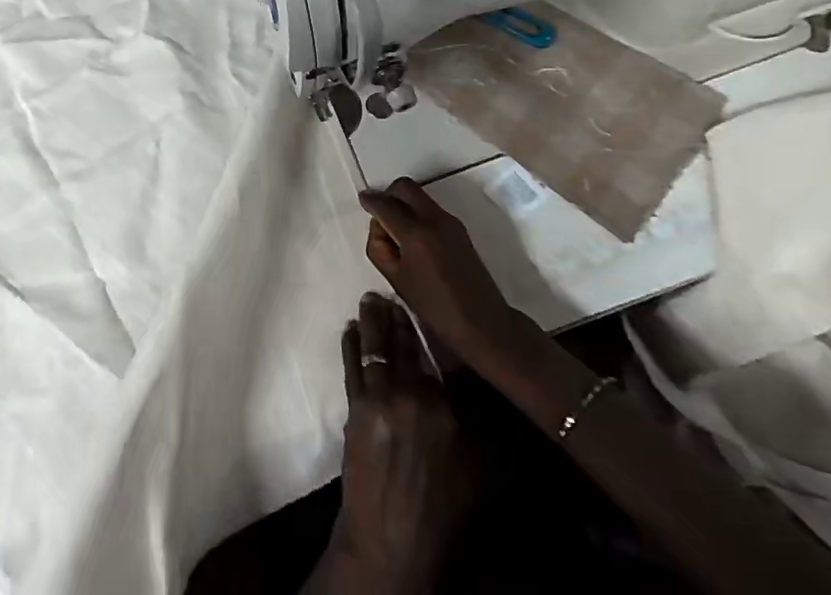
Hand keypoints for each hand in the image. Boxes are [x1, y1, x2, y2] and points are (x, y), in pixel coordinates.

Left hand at [316, 293, 476, 594]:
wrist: (390, 537)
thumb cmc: (441, 505)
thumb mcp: (476, 464)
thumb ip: (480, 421)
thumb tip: (481, 384)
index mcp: (443, 404)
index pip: (438, 356)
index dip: (431, 330)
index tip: (428, 306)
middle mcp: (410, 392)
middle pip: (404, 346)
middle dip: (398, 319)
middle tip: (392, 293)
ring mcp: (379, 398)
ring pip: (376, 349)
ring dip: (373, 322)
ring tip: (370, 298)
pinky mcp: (355, 408)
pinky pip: (353, 366)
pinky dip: (351, 345)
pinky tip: (349, 328)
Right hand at [358, 178, 524, 367]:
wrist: (480, 319)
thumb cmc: (433, 306)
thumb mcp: (396, 280)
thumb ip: (380, 247)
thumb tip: (380, 226)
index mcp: (415, 233)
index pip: (386, 205)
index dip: (371, 200)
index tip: (362, 199)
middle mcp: (434, 219)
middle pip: (406, 187)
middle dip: (389, 194)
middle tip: (380, 215)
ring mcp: (450, 221)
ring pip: (420, 196)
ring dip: (404, 203)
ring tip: (397, 234)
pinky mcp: (459, 228)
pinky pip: (431, 208)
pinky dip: (417, 212)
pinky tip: (414, 239)